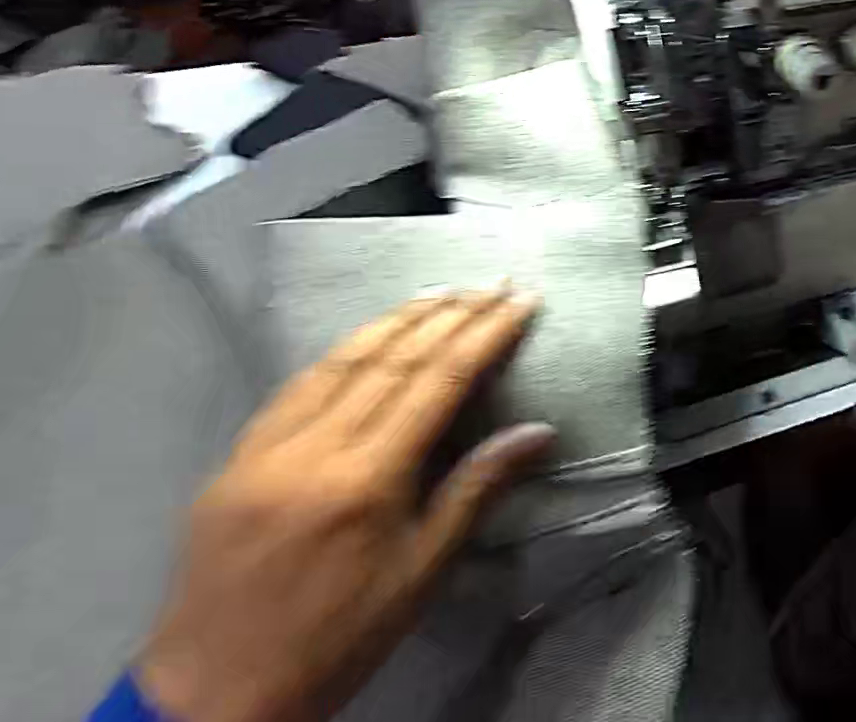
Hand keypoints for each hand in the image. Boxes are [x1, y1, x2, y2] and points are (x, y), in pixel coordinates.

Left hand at [136, 288, 555, 721]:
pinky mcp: (232, 465)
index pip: (438, 381)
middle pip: (392, 360)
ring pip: (339, 363)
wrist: (208, 701)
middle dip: (451, 315)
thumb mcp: (425, 567)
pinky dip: (344, 351)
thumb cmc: (342, 632)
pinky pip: (295, 389)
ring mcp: (261, 454)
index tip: (522, 302)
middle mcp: (309, 452)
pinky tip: (370, 336)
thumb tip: (540, 429)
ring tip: (442, 292)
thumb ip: (479, 487)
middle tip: (494, 284)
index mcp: (363, 479)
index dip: (486, 334)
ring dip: (397, 320)